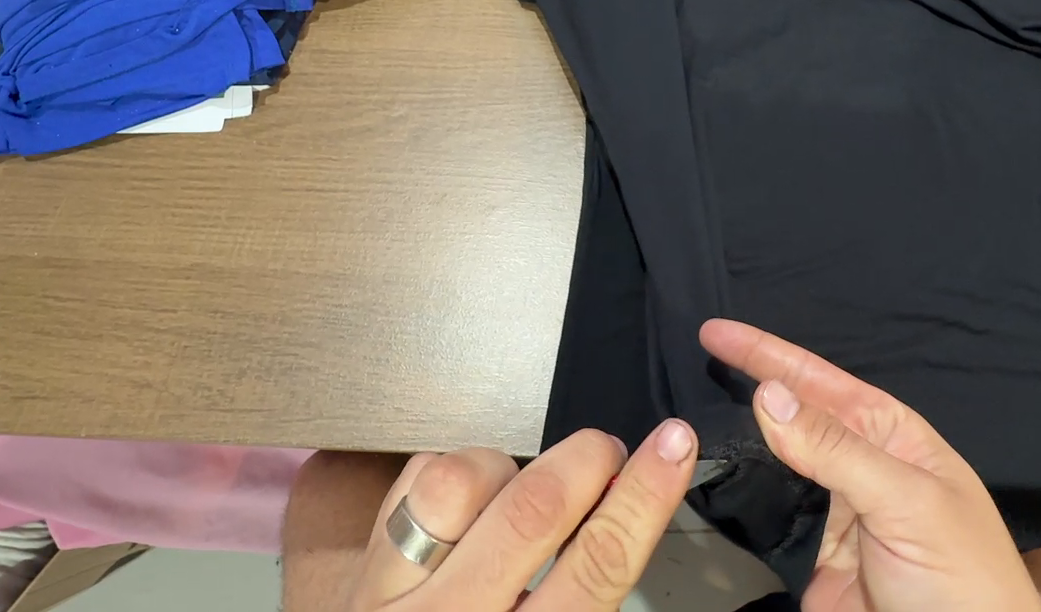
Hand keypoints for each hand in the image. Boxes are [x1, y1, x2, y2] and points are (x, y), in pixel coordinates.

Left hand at [338, 419, 698, 610]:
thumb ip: (584, 583)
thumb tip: (623, 500)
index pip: (597, 565)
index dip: (642, 495)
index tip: (674, 446)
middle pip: (532, 510)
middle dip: (586, 459)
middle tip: (607, 452)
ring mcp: (397, 594)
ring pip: (462, 479)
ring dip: (508, 466)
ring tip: (522, 487)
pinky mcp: (366, 564)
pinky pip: (417, 479)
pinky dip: (455, 471)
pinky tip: (466, 501)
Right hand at [701, 319, 1040, 611]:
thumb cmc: (958, 577)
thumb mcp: (907, 502)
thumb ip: (834, 449)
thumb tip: (766, 393)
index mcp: (885, 430)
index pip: (816, 378)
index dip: (764, 351)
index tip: (713, 331)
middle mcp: (853, 459)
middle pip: (788, 413)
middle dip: (743, 386)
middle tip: (688, 365)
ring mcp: (828, 506)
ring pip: (770, 459)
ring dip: (733, 440)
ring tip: (684, 417)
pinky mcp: (807, 551)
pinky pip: (765, 511)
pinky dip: (736, 494)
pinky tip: (705, 476)